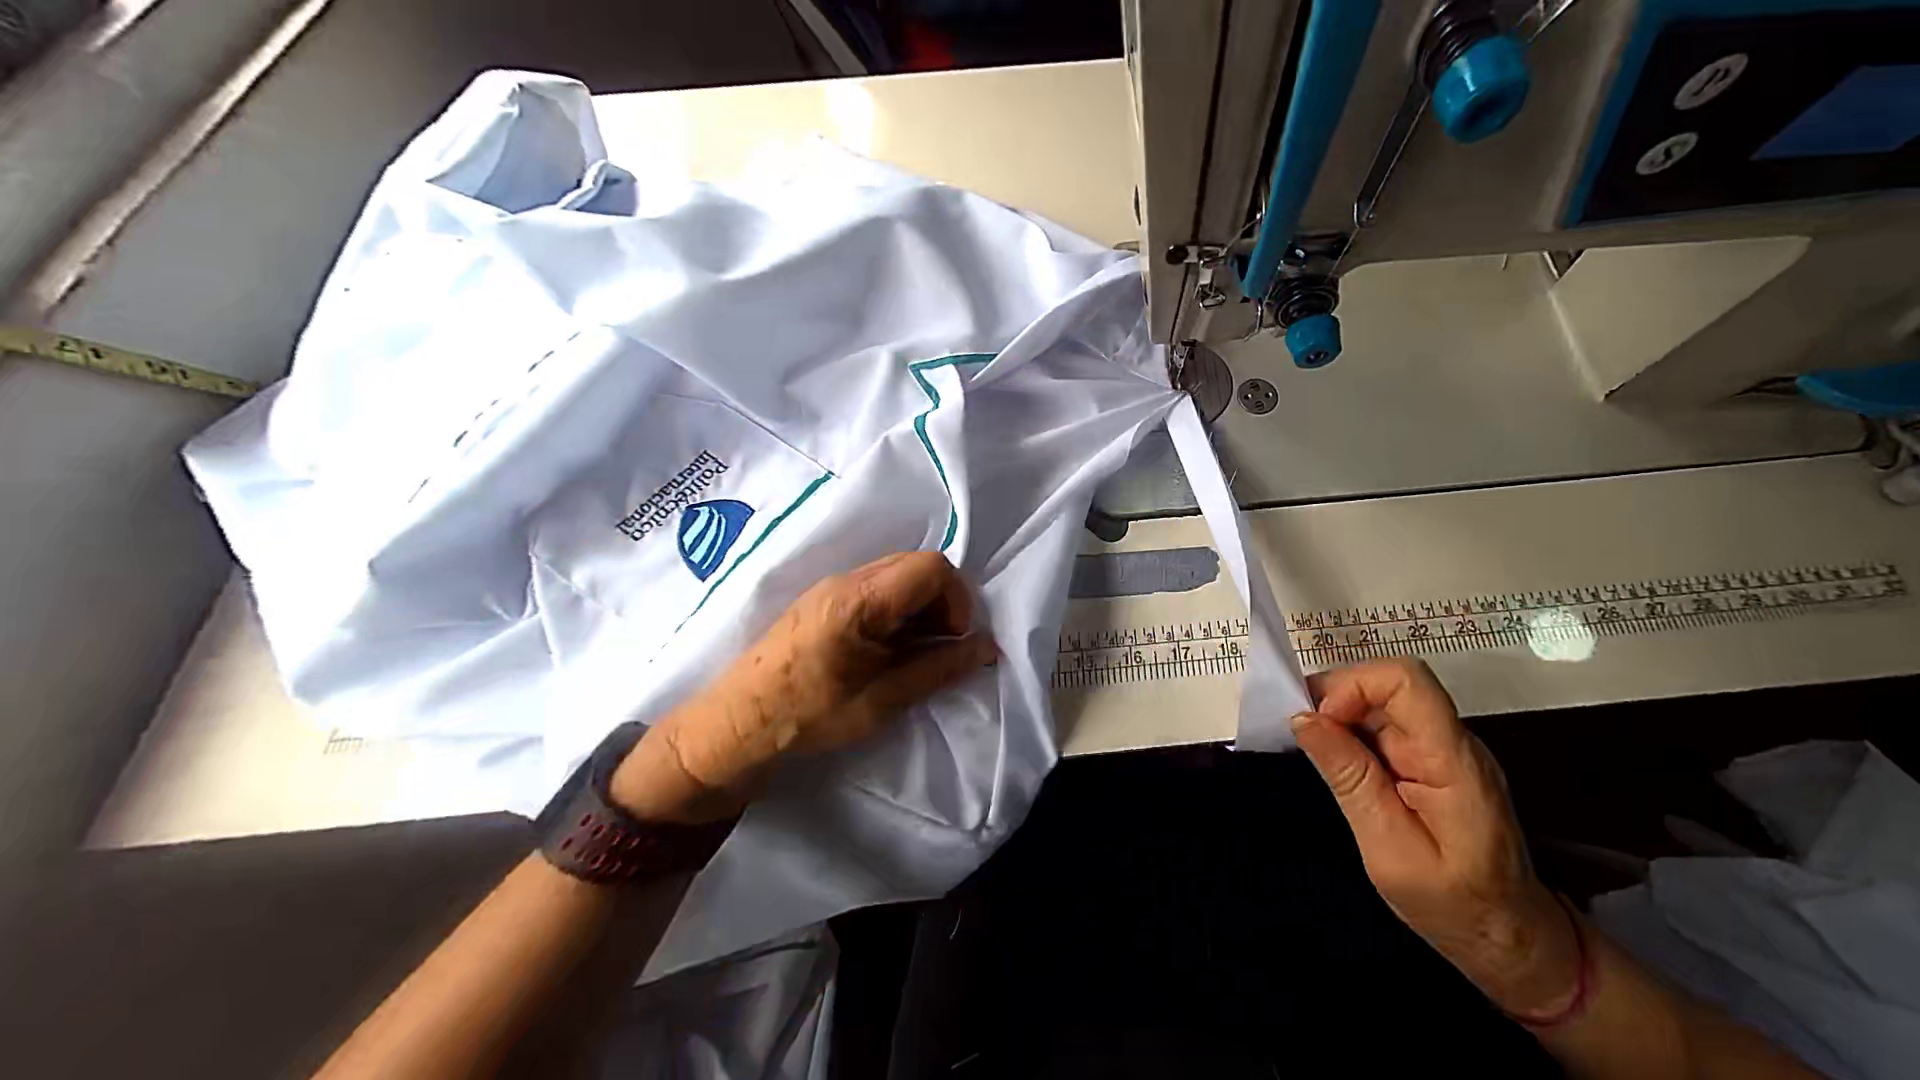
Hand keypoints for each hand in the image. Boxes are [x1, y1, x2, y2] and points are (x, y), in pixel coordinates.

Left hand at [612, 551, 996, 821]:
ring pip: (895, 574)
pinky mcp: (820, 599)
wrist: (735, 725)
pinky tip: (885, 650)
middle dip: (940, 602)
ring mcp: (829, 586)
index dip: (956, 599)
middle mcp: (844, 581)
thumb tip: (987, 648)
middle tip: (936, 648)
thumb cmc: (808, 716)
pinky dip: (895, 610)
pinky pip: (873, 587)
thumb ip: (939, 669)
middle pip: (915, 564)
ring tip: (911, 654)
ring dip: (918, 607)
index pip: (931, 566)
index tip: (952, 640)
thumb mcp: (883, 700)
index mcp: (859, 601)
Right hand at [1291, 659, 1581, 1017]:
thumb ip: (1349, 778)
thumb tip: (1303, 718)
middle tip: (1304, 738)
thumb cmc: (1453, 905)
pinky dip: (1349, 732)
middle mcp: (1452, 742)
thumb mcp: (1389, 849)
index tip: (1317, 723)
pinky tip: (1337, 763)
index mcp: (1452, 761)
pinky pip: (1383, 724)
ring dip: (1338, 716)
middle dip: (1335, 699)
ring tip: (1317, 755)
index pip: (1405, 680)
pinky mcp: (1429, 758)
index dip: (1352, 686)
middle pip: (1388, 684)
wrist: (1509, 939)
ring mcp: (1442, 748)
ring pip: (1380, 701)